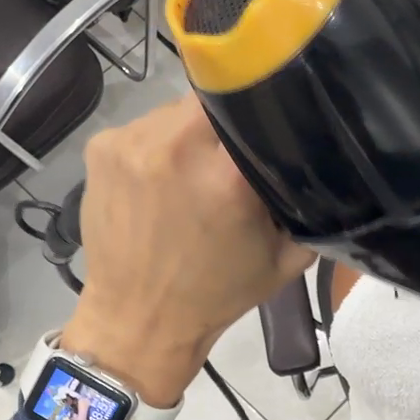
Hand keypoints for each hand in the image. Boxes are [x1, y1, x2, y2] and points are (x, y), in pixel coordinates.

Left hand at [62, 95, 313, 405]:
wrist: (141, 320)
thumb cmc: (219, 294)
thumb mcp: (286, 258)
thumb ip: (306, 207)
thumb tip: (318, 167)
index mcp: (229, 175)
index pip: (255, 105)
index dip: (265, 112)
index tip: (271, 128)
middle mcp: (177, 146)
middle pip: (213, 99)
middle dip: (227, 121)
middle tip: (232, 155)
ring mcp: (133, 143)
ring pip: (175, 110)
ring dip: (190, 132)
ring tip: (193, 171)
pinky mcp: (102, 147)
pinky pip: (143, 127)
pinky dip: (157, 146)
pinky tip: (161, 180)